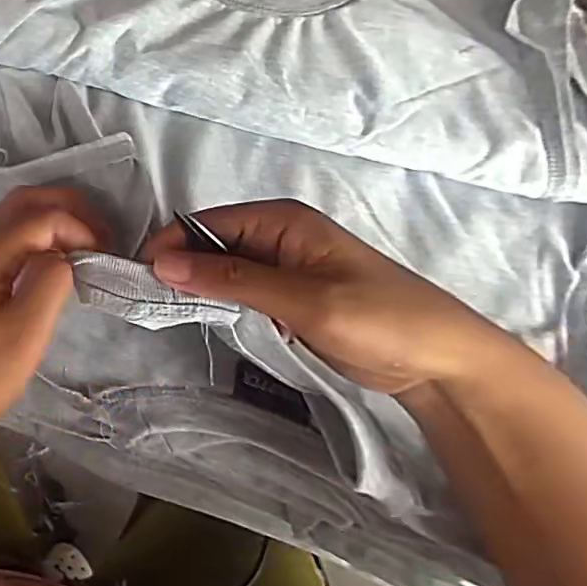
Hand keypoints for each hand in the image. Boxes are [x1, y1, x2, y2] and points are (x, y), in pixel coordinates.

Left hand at [0, 187, 108, 462]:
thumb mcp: (23, 333)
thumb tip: (66, 254)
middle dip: (68, 206)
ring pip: (15, 214)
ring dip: (54, 216)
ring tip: (88, 242)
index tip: (104, 257)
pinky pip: (11, 235)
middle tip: (103, 233)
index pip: (41, 216)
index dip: (78, 228)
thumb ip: (49, 283)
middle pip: (24, 201)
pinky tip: (59, 258)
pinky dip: (40, 232)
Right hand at [142, 200, 528, 396]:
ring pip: (220, 266)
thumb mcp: (302, 299)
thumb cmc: (380, 320)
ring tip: (166, 306)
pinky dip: (217, 298)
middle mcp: (276, 234)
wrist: (445, 365)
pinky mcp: (286, 293)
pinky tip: (200, 313)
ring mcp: (281, 264)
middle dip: (179, 264)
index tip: (142, 275)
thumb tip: (163, 263)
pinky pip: (237, 287)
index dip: (171, 244)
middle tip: (149, 296)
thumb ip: (231, 278)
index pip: (207, 223)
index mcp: (282, 220)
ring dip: (196, 283)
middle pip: (209, 242)